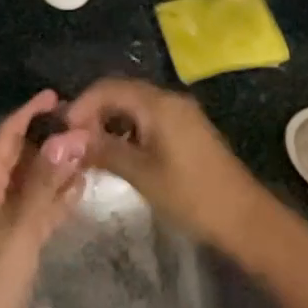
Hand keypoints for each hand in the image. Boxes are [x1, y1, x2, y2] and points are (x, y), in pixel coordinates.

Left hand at [0, 90, 88, 307]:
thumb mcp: (20, 225)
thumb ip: (45, 182)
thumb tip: (66, 136)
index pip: (5, 137)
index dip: (27, 113)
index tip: (54, 95)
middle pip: (19, 158)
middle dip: (46, 139)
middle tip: (80, 123)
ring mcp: (2, 223)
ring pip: (31, 185)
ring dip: (55, 169)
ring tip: (87, 150)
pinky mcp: (15, 247)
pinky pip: (38, 211)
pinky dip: (56, 198)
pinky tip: (79, 188)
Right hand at [66, 79, 269, 252]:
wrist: (245, 218)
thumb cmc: (190, 194)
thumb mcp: (141, 173)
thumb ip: (103, 150)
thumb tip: (65, 139)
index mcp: (158, 104)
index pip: (108, 88)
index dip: (82, 105)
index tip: (63, 131)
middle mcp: (169, 99)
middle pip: (121, 93)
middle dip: (94, 113)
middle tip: (73, 141)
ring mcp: (181, 114)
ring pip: (134, 106)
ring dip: (110, 122)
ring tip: (91, 150)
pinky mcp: (187, 130)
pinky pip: (149, 118)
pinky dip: (128, 130)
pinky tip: (118, 154)